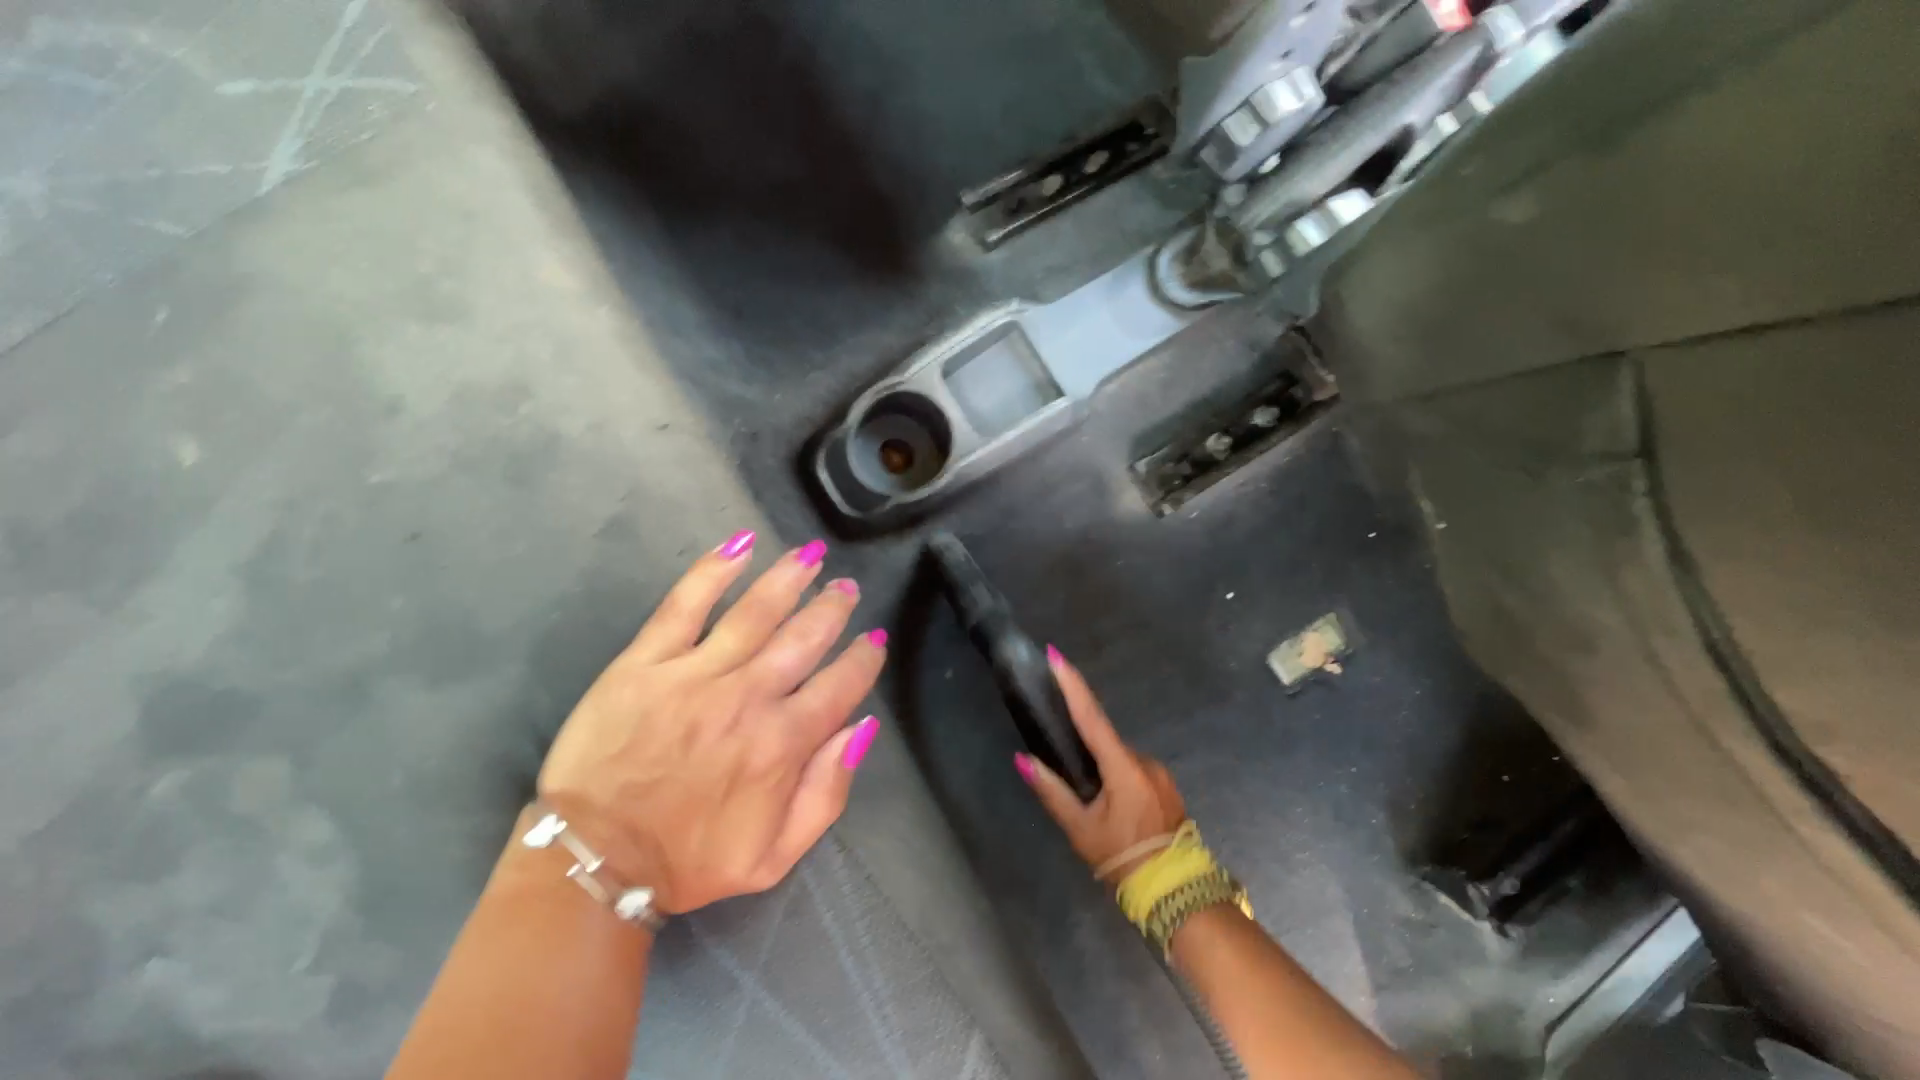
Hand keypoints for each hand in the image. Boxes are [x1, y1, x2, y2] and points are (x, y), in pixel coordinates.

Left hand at [536, 532, 887, 913]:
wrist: (596, 857)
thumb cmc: (689, 860)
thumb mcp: (775, 856)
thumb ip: (826, 793)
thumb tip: (861, 729)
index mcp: (782, 744)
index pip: (839, 686)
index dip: (864, 659)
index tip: (875, 640)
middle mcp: (747, 698)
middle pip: (803, 638)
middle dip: (832, 609)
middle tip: (846, 589)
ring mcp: (694, 674)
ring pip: (754, 611)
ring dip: (788, 579)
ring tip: (809, 557)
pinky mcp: (645, 662)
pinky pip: (684, 605)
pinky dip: (713, 571)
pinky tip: (739, 545)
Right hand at [1017, 647, 1185, 881]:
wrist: (1176, 891)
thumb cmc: (1122, 858)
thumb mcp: (1081, 829)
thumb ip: (1052, 792)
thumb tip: (1023, 760)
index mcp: (1123, 768)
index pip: (1092, 718)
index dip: (1073, 686)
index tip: (1057, 656)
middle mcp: (1145, 762)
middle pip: (1106, 742)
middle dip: (1087, 752)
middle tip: (1076, 787)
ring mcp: (1160, 774)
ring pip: (1120, 760)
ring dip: (1105, 772)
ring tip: (1098, 811)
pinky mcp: (1167, 787)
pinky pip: (1135, 773)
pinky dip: (1120, 782)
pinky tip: (1117, 812)